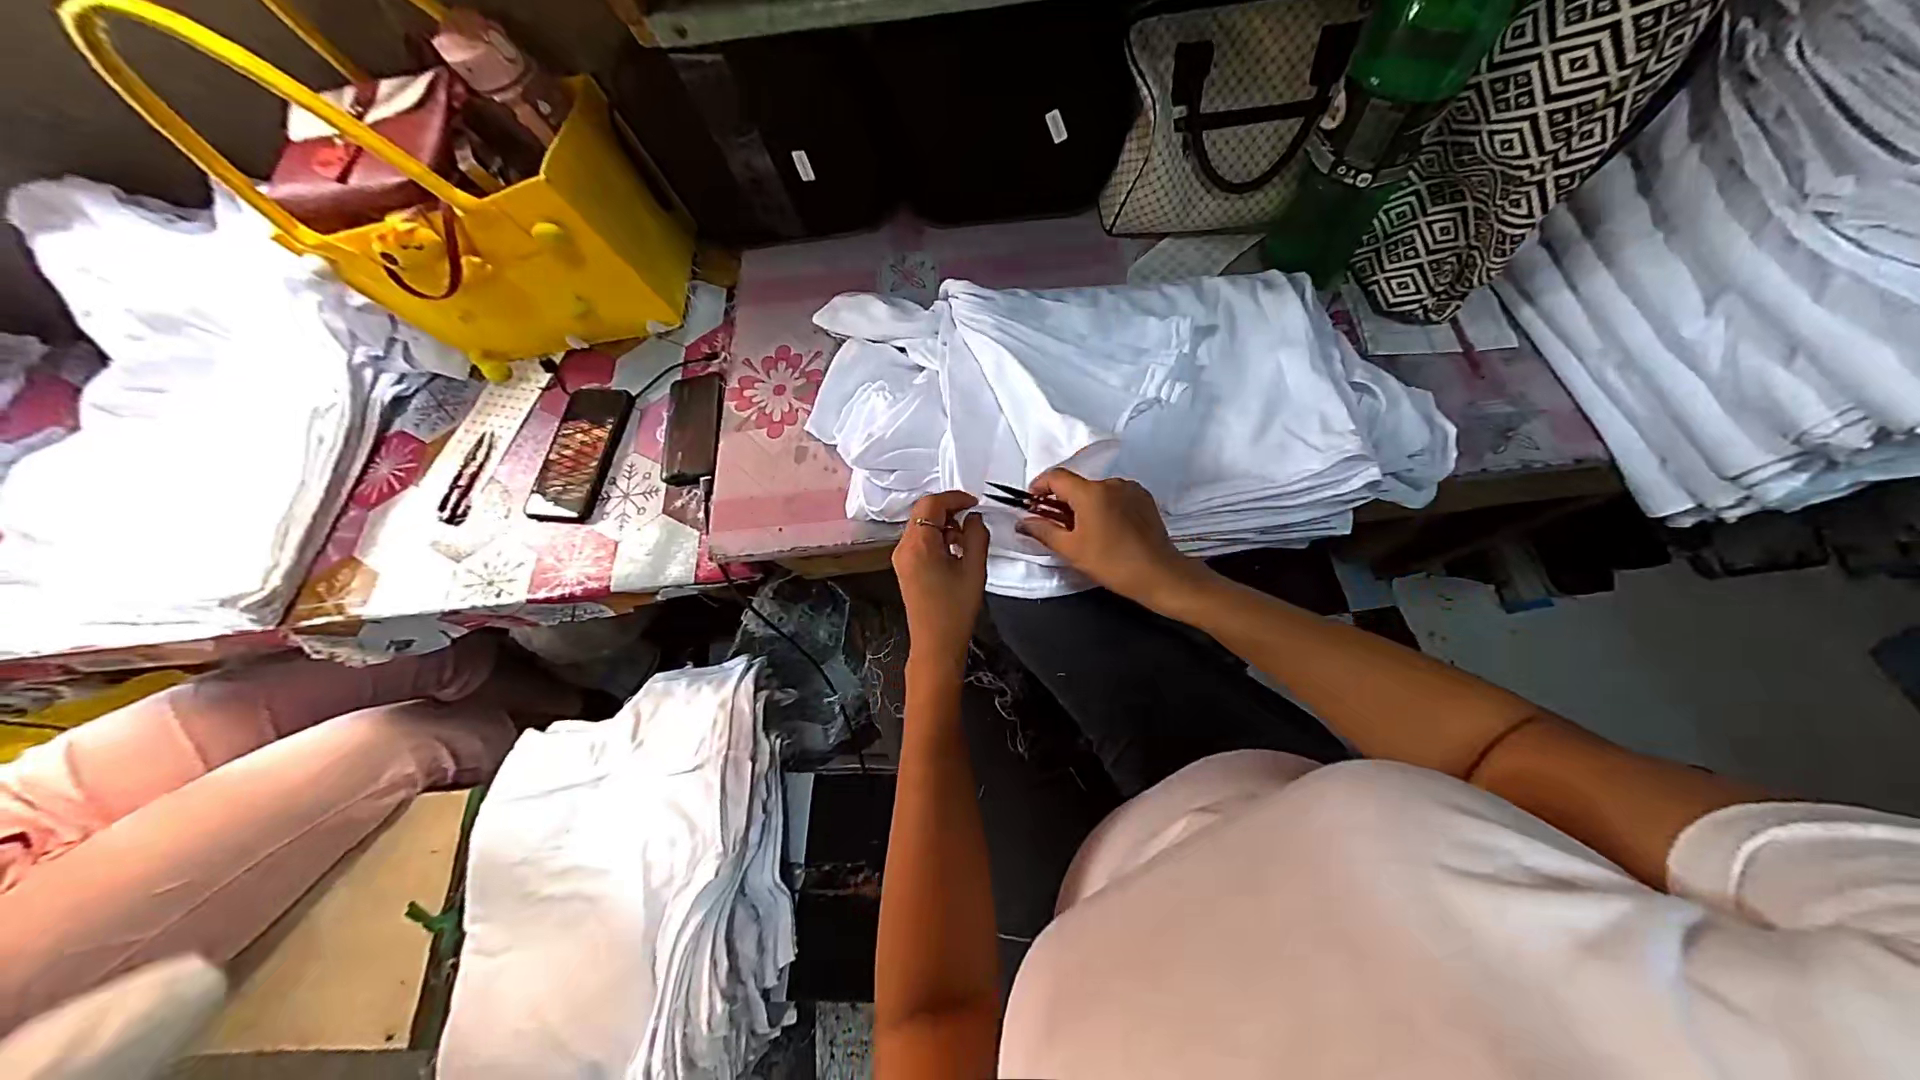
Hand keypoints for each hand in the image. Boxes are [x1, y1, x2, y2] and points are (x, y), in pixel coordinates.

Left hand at [894, 491, 988, 667]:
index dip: (954, 497)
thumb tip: (973, 517)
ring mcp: (901, 558)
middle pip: (923, 512)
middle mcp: (904, 547)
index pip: (931, 503)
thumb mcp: (974, 568)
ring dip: (944, 524)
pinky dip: (937, 537)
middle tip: (972, 520)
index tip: (974, 503)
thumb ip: (976, 535)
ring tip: (966, 540)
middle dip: (949, 510)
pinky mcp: (905, 568)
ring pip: (921, 525)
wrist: (936, 644)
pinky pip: (919, 541)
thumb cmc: (955, 609)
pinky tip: (954, 551)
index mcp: (918, 544)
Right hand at [1016, 469, 1206, 611]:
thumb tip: (1024, 522)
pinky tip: (1105, 529)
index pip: (1056, 476)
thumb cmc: (1111, 563)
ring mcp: (1130, 489)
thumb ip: (1043, 530)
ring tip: (1083, 530)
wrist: (1158, 574)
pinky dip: (1104, 506)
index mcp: (1090, 492)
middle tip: (1054, 523)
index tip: (1032, 502)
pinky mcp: (1143, 499)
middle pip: (1077, 485)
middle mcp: (1111, 483)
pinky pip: (1115, 496)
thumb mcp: (1071, 549)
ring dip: (1084, 504)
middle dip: (1061, 500)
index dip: (1039, 486)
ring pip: (1097, 491)